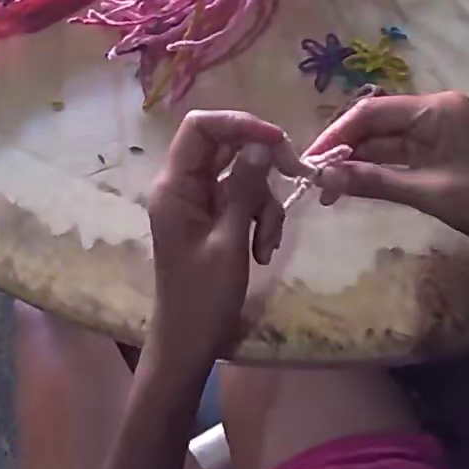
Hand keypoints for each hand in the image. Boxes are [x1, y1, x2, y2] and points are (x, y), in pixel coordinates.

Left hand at [145, 112, 310, 374]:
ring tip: (266, 243)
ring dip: (265, 203)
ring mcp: (201, 201)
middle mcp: (185, 185)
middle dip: (262, 162)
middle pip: (227, 147)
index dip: (239, 124)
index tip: (276, 139)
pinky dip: (261, 219)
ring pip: (243, 175)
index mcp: (175, 185)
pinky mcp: (216, 217)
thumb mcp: (229, 241)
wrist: (188, 344)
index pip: (200, 127)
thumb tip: (262, 144)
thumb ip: (245, 189)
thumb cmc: (202, 297)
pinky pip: (245, 199)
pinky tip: (263, 251)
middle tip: (293, 172)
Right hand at [304, 91, 468, 257]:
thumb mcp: (430, 193)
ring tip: (325, 188)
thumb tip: (324, 177)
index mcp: (436, 108)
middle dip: (343, 149)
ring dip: (357, 161)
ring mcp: (438, 130)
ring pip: (385, 141)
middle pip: (376, 124)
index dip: (336, 134)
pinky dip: (377, 170)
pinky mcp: (440, 150)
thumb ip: (375, 181)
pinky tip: (353, 185)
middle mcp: (434, 111)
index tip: (307, 160)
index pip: (372, 112)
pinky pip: (400, 154)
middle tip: (311, 179)